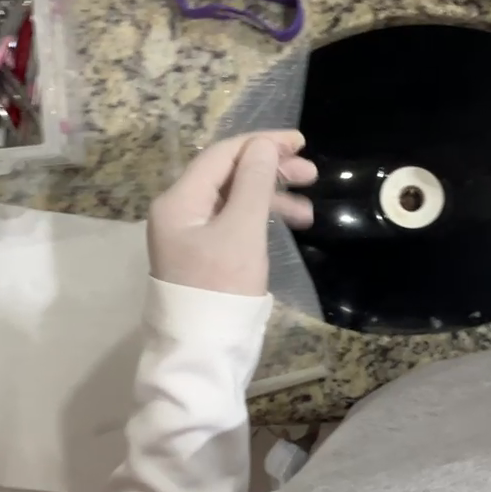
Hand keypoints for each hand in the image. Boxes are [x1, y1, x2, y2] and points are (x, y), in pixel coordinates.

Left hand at [147, 131, 317, 296]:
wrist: (204, 349)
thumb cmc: (223, 287)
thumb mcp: (243, 231)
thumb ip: (255, 183)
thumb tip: (264, 146)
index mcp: (179, 200)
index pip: (221, 155)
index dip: (261, 143)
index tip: (300, 143)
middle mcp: (180, 211)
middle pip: (228, 175)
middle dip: (270, 170)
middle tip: (311, 174)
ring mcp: (191, 234)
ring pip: (235, 200)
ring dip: (271, 197)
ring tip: (308, 211)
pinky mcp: (204, 254)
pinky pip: (234, 222)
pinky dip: (261, 219)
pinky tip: (287, 225)